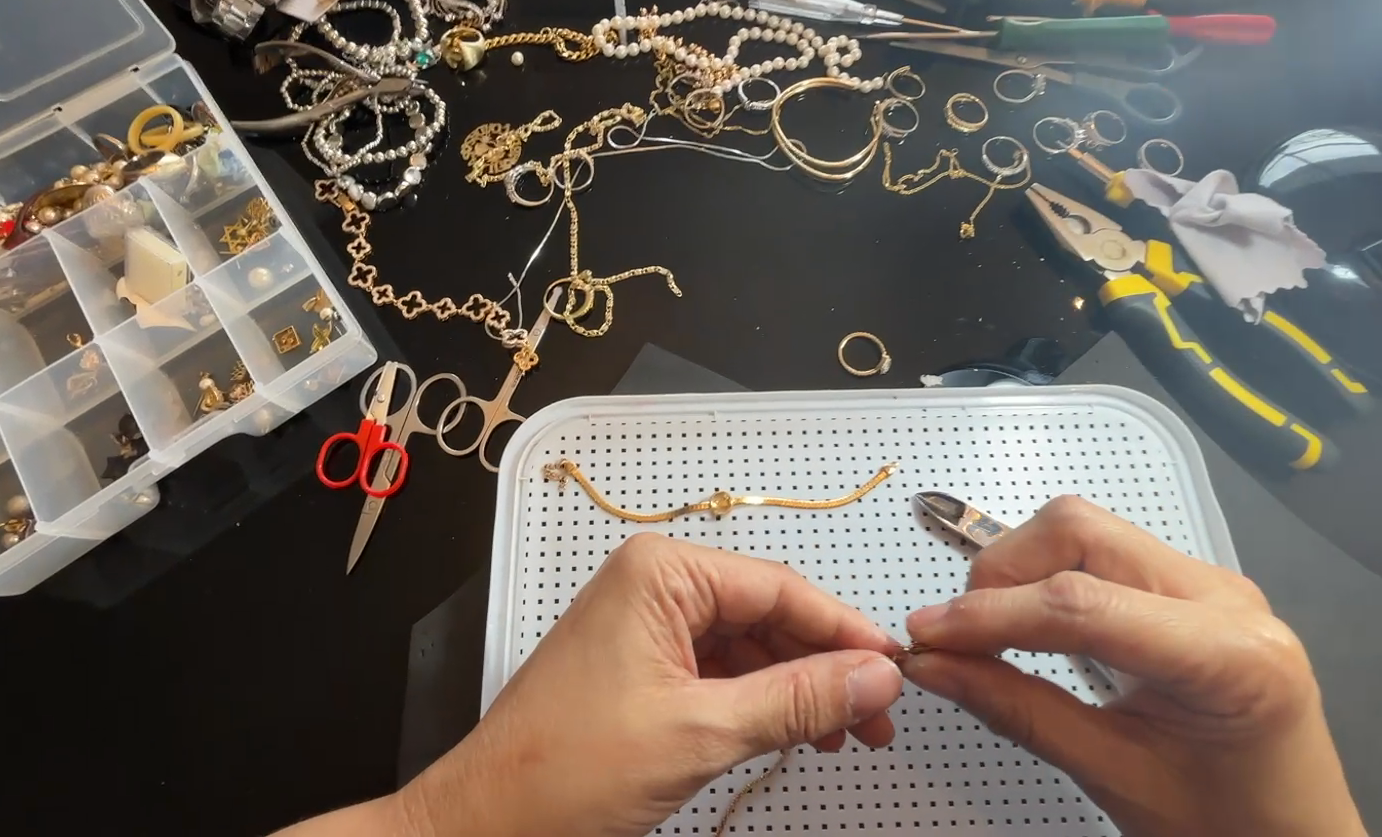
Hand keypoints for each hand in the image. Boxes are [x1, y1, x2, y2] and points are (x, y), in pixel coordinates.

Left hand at [403, 534, 903, 836]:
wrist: (487, 823)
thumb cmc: (571, 768)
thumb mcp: (701, 732)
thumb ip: (796, 699)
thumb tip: (875, 676)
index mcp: (663, 571)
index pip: (776, 586)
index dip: (841, 628)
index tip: (894, 666)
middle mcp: (657, 582)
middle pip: (764, 611)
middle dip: (821, 664)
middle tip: (876, 715)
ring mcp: (650, 620)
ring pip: (747, 642)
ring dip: (795, 686)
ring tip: (843, 734)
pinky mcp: (646, 659)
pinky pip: (720, 666)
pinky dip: (759, 699)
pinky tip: (793, 731)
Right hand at [900, 496, 1364, 836]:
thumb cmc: (1223, 827)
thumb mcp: (1112, 777)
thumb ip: (1013, 709)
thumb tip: (928, 665)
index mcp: (1230, 655)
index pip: (1081, 605)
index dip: (990, 614)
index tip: (926, 634)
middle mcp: (1222, 593)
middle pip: (1077, 531)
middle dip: (1002, 571)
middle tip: (966, 632)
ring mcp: (1205, 578)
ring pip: (1079, 526)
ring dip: (1018, 564)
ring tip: (994, 626)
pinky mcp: (1182, 579)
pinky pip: (1094, 546)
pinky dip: (1041, 571)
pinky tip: (1029, 617)